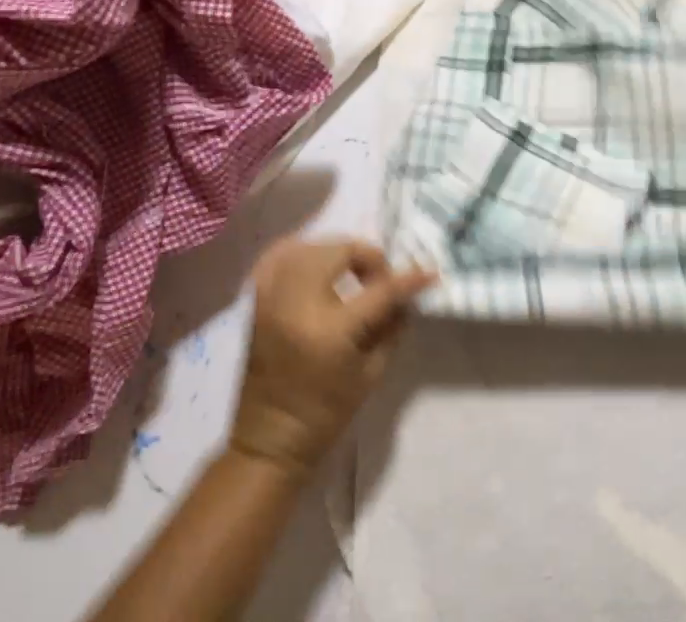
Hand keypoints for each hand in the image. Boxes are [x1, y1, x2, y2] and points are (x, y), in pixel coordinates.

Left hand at [229, 238, 437, 473]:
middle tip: (380, 279)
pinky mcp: (255, 303)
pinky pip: (275, 258)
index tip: (430, 273)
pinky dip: (299, 253)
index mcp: (330, 330)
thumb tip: (404, 297)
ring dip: (335, 252)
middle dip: (368, 257)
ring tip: (349, 271)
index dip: (409, 279)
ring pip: (306, 246)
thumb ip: (391, 327)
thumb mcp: (372, 373)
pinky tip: (315, 265)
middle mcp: (296, 305)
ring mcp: (270, 300)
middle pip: (338, 251)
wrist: (268, 439)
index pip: (380, 289)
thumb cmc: (326, 414)